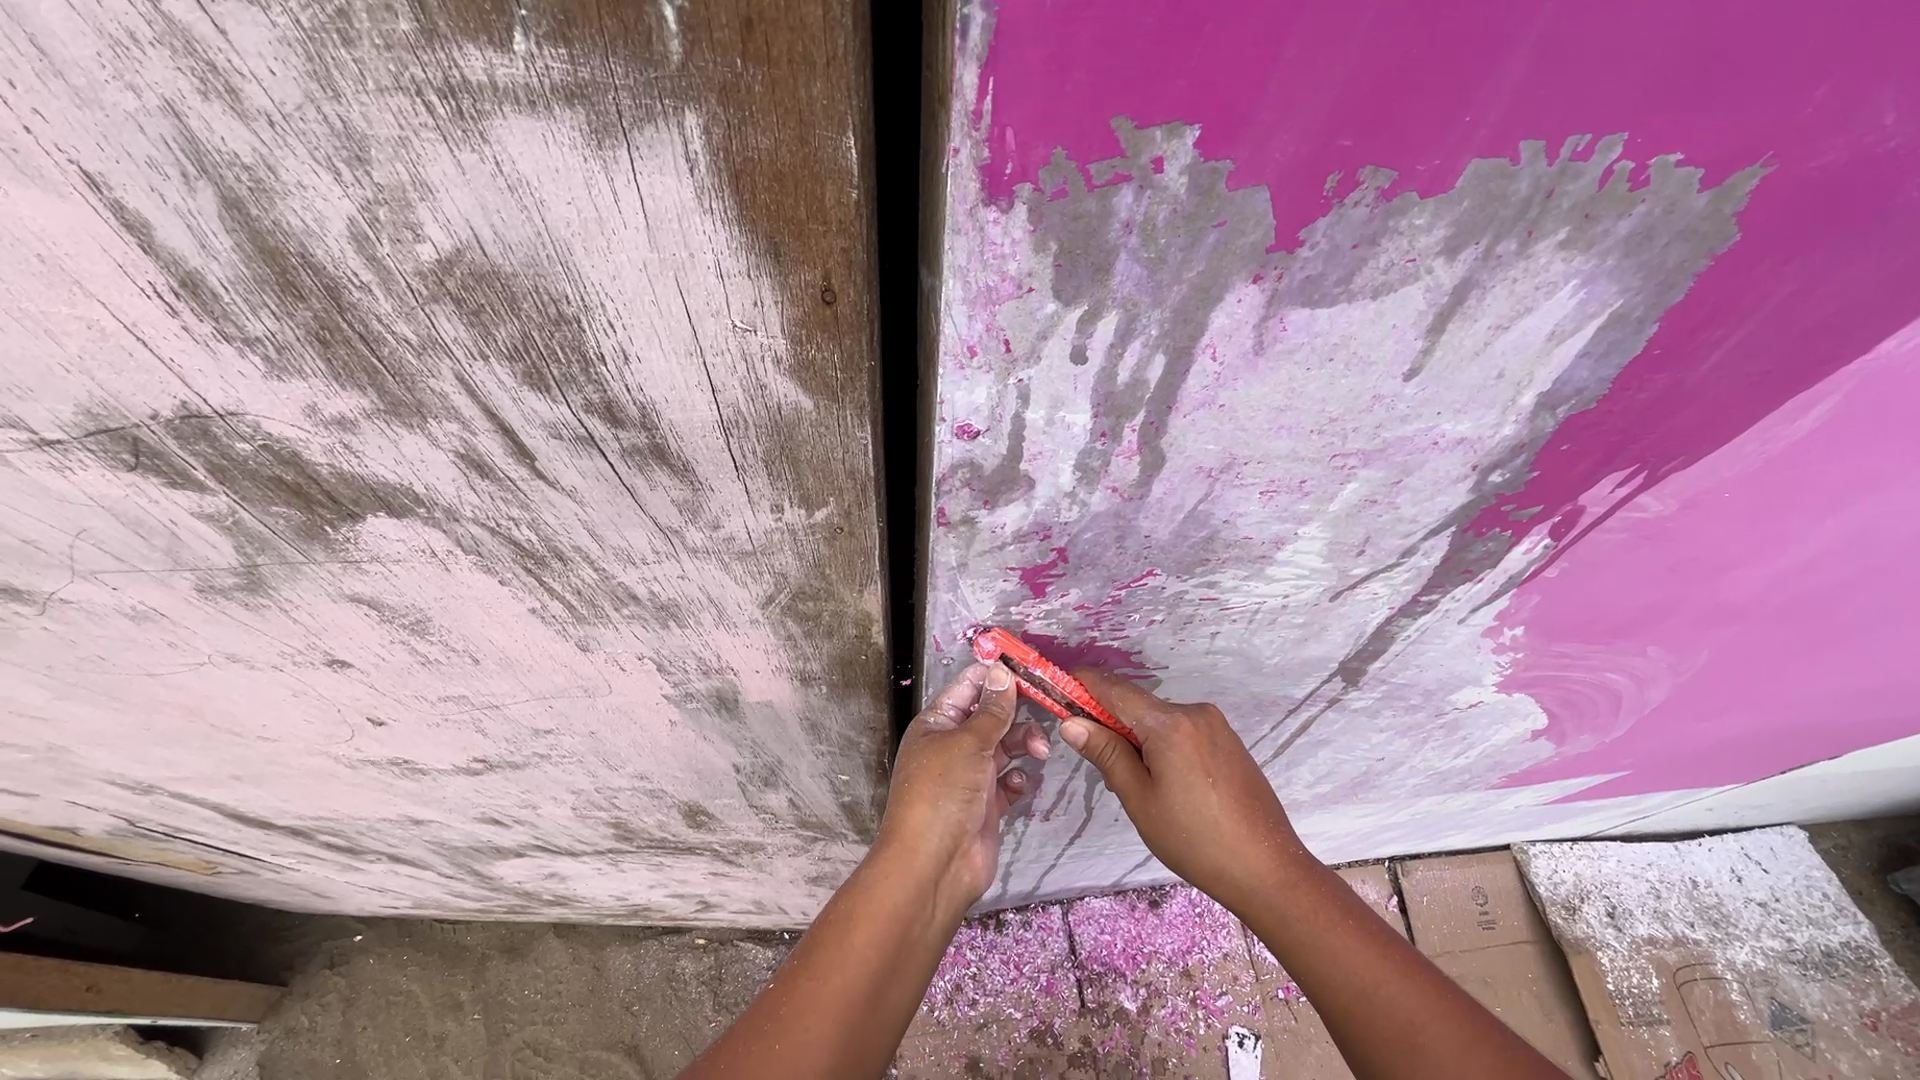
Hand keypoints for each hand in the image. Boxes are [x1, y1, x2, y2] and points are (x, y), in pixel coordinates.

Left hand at [877, 663, 1051, 916]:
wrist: (935, 866)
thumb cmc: (942, 795)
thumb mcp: (968, 743)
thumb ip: (992, 710)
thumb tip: (1002, 673)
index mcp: (937, 723)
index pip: (969, 687)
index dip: (996, 676)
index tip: (1030, 668)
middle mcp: (952, 745)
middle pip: (992, 716)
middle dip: (1018, 713)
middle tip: (1046, 711)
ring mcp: (970, 776)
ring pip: (1005, 747)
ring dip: (1024, 743)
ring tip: (1040, 751)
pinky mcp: (987, 803)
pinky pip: (1009, 780)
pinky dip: (1019, 778)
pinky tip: (1020, 784)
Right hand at [1061, 671, 1315, 914]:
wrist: (1268, 869)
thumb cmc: (1194, 839)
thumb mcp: (1139, 799)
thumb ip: (1106, 754)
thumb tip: (1071, 722)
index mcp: (1169, 723)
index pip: (1113, 688)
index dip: (1081, 685)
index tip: (1056, 693)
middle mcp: (1194, 712)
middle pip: (1137, 705)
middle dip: (1111, 726)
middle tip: (1104, 771)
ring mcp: (1216, 726)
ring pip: (1159, 721)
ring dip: (1139, 741)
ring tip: (1143, 791)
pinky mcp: (1228, 742)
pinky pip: (1182, 732)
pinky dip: (1163, 747)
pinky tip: (1171, 789)